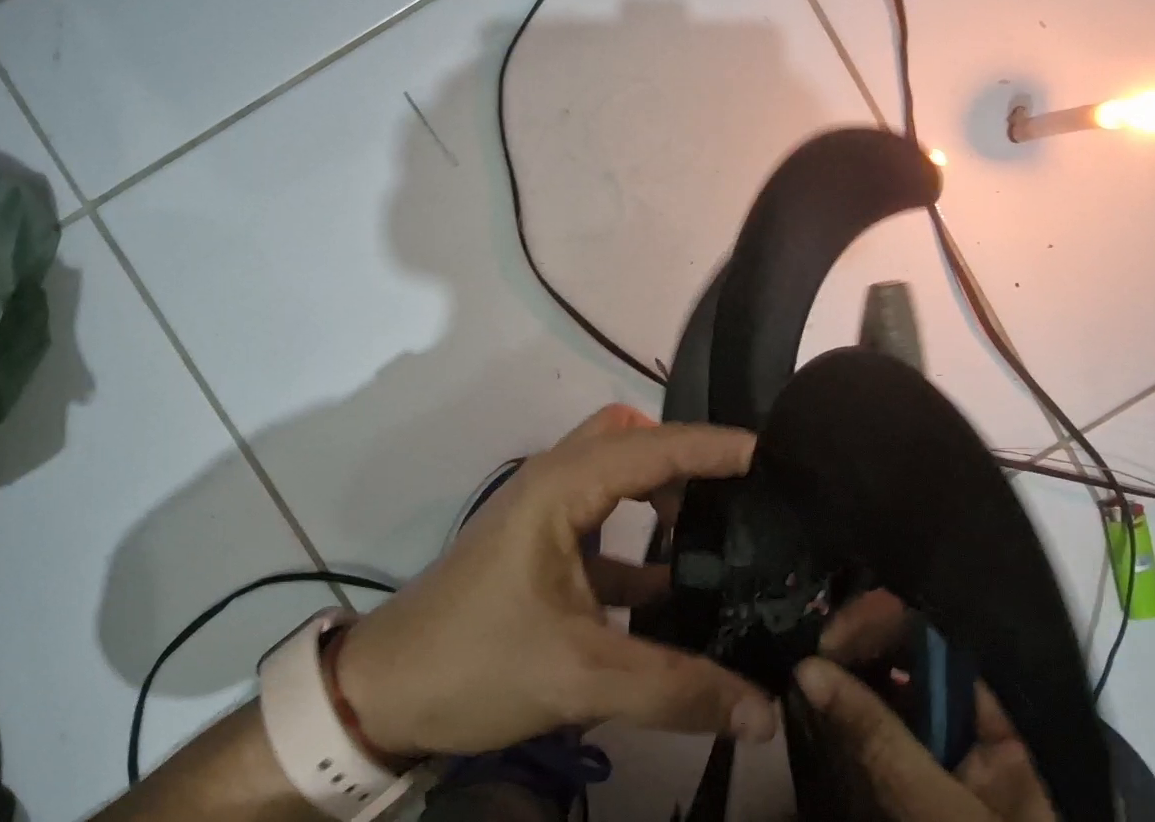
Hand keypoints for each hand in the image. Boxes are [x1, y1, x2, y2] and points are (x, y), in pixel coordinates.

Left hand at [335, 405, 778, 757]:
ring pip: (615, 482)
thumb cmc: (475, 663)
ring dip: (663, 499)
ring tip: (724, 534)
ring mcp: (543, 518)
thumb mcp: (580, 677)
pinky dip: (643, 548)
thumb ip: (677, 690)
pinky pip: (605, 529)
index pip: (650, 447)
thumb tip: (766, 712)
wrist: (385, 693)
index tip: (770, 455)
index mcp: (560, 488)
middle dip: (684, 457)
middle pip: (629, 442)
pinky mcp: (541, 553)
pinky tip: (681, 593)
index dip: (711, 447)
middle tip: (743, 489)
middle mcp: (553, 485)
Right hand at [800, 594, 1055, 820]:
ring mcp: (927, 763)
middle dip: (853, 650)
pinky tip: (807, 716)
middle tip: (802, 657)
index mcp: (992, 729)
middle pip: (903, 666)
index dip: (884, 627)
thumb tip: (809, 667)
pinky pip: (863, 740)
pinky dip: (835, 724)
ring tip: (796, 680)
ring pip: (878, 700)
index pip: (938, 647)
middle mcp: (961, 734)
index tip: (828, 639)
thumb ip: (880, 740)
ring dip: (838, 684)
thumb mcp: (941, 814)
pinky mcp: (896, 791)